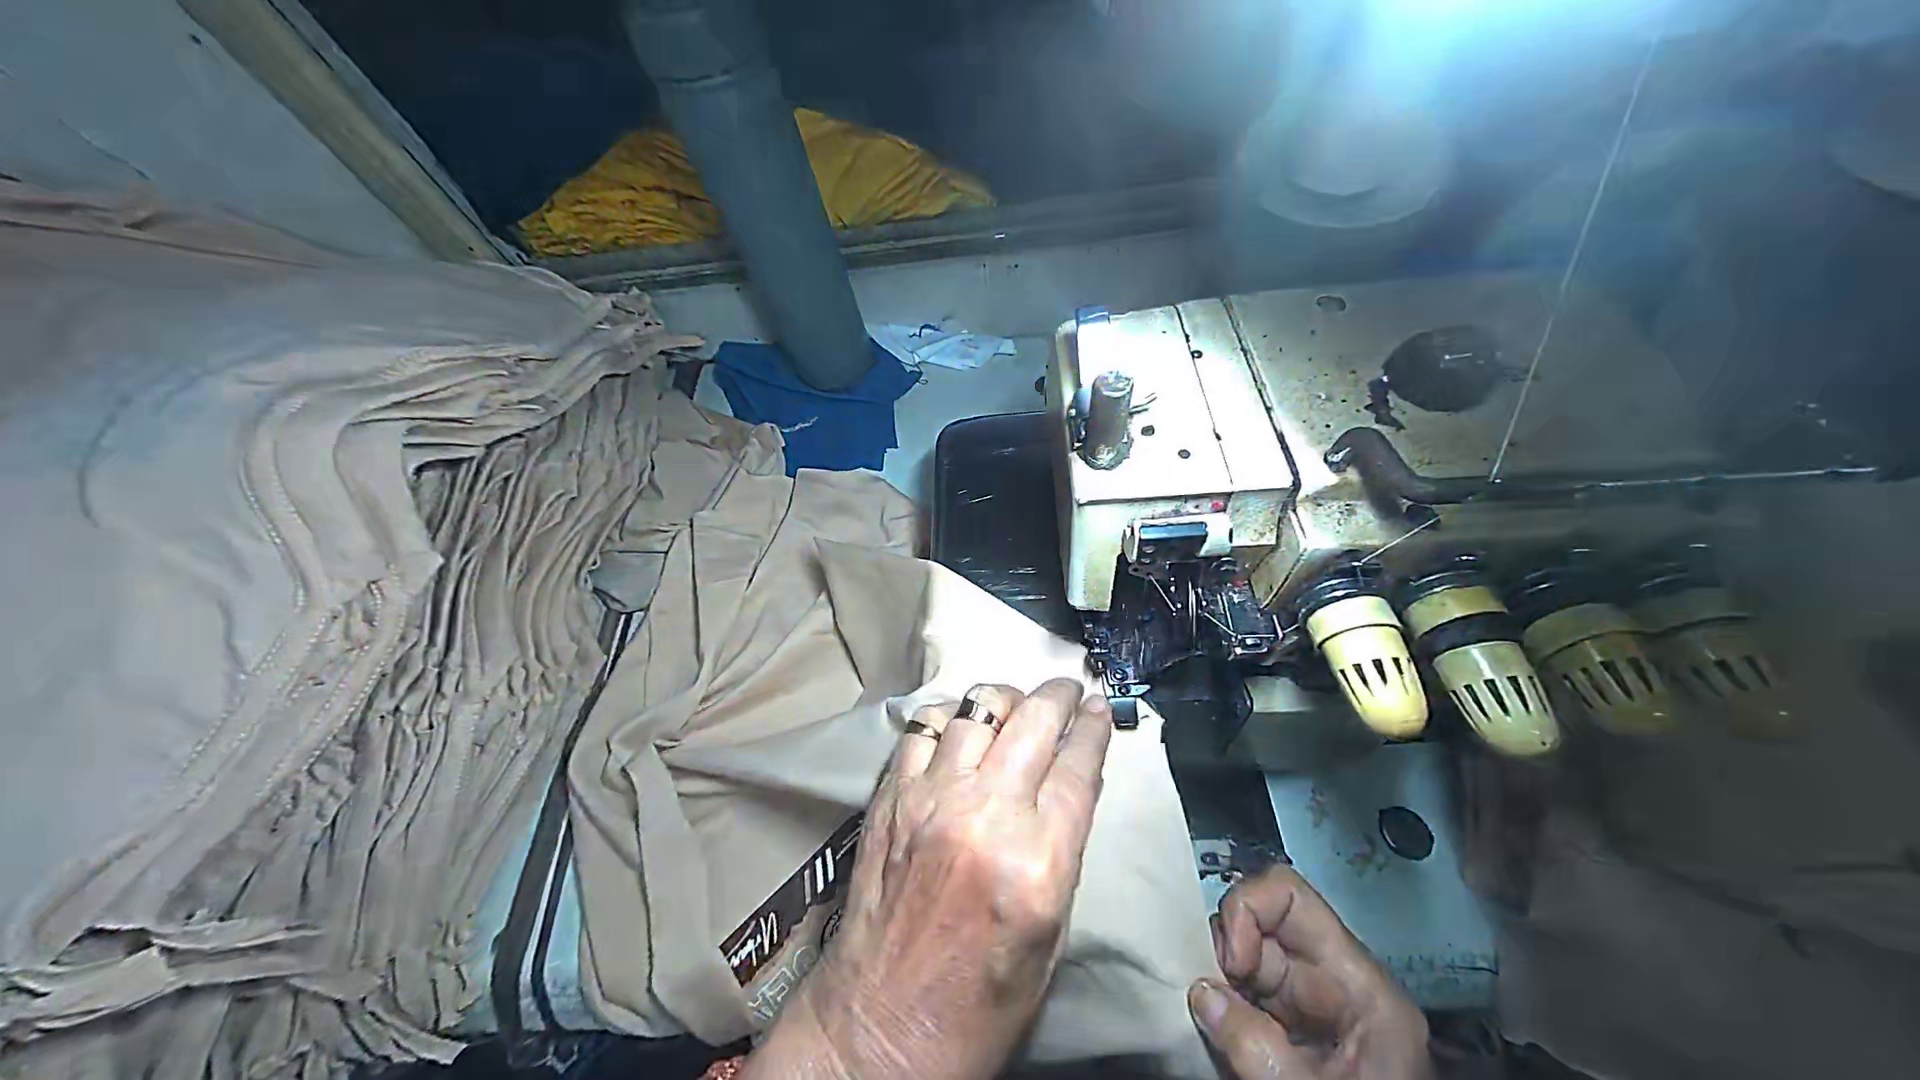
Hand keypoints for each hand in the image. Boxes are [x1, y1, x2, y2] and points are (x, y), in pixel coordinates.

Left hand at [747, 679, 1113, 1079]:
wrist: (884, 1023)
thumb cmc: (982, 999)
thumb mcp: (1051, 934)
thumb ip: (1063, 848)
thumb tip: (1070, 781)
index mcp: (1038, 863)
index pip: (1078, 768)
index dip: (1094, 729)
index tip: (1099, 707)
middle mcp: (985, 816)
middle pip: (1033, 721)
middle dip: (1058, 697)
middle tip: (1066, 691)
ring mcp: (931, 799)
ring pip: (976, 709)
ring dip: (1005, 699)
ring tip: (1015, 706)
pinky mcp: (892, 797)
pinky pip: (924, 727)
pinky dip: (949, 717)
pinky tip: (959, 726)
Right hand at [1189, 865, 1432, 1079]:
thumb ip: (1256, 1045)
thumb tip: (1200, 993)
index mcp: (1357, 983)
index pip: (1289, 895)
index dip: (1247, 909)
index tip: (1231, 964)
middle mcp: (1330, 980)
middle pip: (1259, 921)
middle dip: (1223, 948)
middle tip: (1209, 993)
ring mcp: (1307, 1004)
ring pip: (1242, 953)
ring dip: (1214, 974)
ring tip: (1208, 1015)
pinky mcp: (1286, 1028)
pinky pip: (1239, 990)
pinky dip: (1216, 1000)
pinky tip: (1212, 1025)